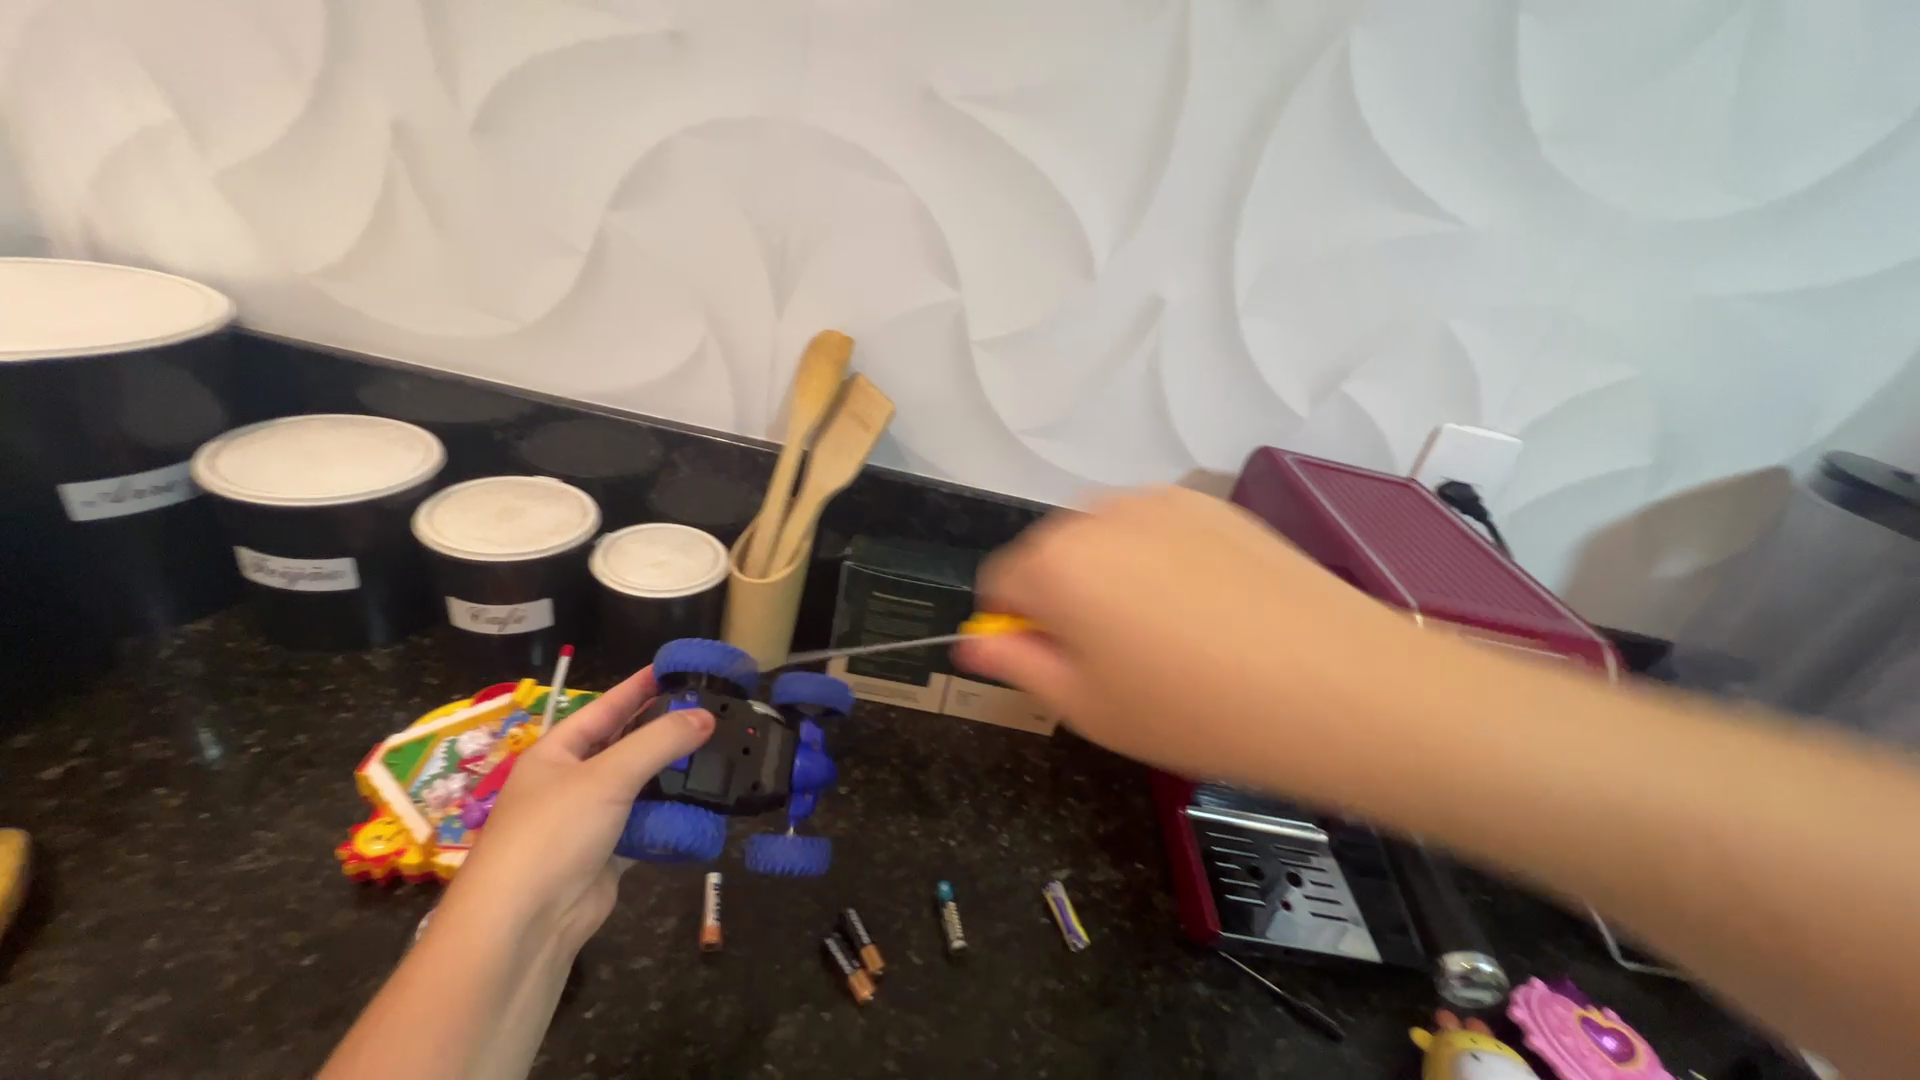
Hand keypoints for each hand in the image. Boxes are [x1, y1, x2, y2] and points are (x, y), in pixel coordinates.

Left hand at [438, 667, 713, 953]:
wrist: (522, 926)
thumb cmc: (553, 834)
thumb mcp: (606, 776)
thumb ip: (659, 742)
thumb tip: (706, 716)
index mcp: (557, 753)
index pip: (606, 707)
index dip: (640, 686)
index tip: (678, 667)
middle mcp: (571, 782)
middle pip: (626, 746)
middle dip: (665, 730)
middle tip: (713, 710)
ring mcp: (589, 820)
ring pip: (641, 787)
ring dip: (674, 774)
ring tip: (720, 753)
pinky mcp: (608, 854)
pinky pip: (647, 825)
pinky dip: (672, 816)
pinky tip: (704, 803)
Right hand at [956, 487, 1426, 787]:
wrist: (1338, 685)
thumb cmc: (1195, 711)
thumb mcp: (1087, 707)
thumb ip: (1017, 664)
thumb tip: (977, 641)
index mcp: (1056, 564)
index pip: (999, 583)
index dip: (1018, 628)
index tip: (1055, 664)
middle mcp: (1099, 514)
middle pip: (1052, 555)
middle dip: (1064, 599)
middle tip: (1116, 659)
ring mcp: (1162, 501)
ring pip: (1106, 540)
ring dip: (1112, 578)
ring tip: (1170, 636)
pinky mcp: (1214, 503)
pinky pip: (1158, 530)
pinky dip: (1160, 562)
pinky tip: (1208, 610)